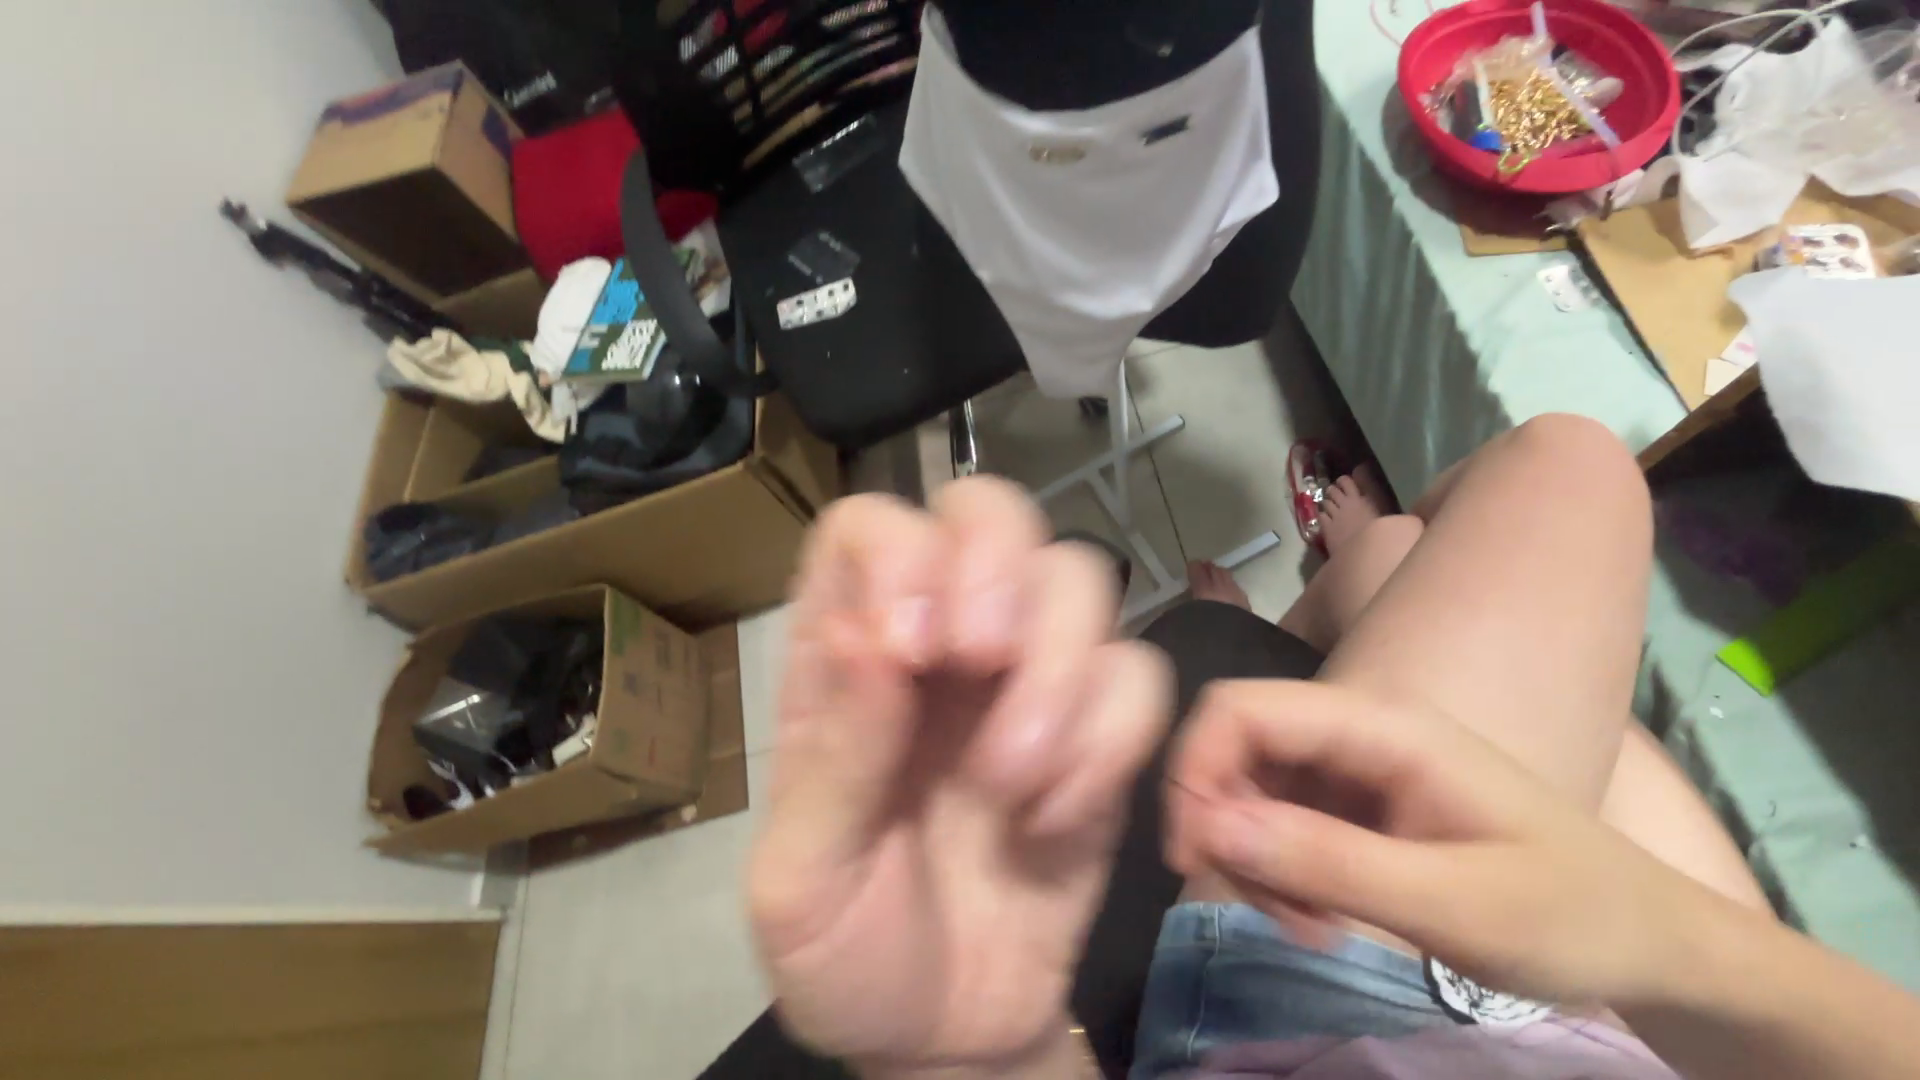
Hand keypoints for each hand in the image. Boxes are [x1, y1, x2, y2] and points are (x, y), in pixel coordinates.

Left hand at [749, 478, 1171, 1076]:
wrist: (949, 1032)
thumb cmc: (849, 953)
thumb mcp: (802, 882)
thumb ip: (834, 761)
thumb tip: (868, 636)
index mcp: (844, 654)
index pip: (871, 526)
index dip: (900, 555)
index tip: (911, 652)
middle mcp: (939, 640)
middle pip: (987, 510)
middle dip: (996, 567)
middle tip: (980, 660)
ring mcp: (1027, 677)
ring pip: (1078, 575)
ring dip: (1056, 671)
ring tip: (1009, 782)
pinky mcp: (1099, 730)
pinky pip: (1138, 677)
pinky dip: (1108, 742)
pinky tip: (1054, 819)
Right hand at [1166, 679, 1703, 1007]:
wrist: (1649, 941)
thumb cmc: (1572, 915)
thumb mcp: (1458, 904)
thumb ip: (1329, 862)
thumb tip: (1209, 826)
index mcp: (1379, 724)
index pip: (1241, 708)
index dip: (1195, 766)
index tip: (1192, 852)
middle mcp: (1352, 730)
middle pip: (1235, 749)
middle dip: (1226, 827)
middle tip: (1266, 909)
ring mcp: (1349, 766)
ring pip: (1248, 791)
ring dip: (1253, 859)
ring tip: (1311, 925)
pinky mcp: (1349, 803)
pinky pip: (1277, 823)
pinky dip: (1277, 872)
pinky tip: (1321, 916)